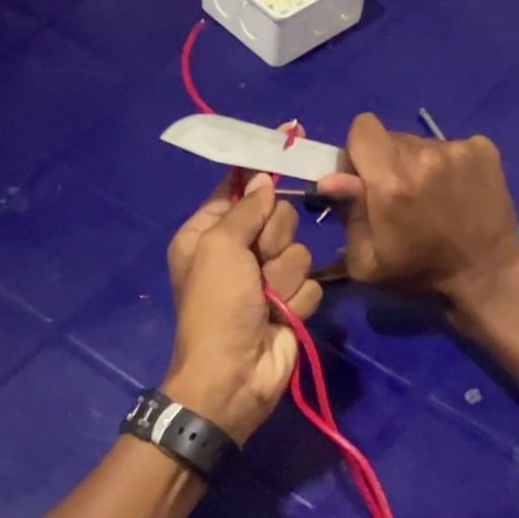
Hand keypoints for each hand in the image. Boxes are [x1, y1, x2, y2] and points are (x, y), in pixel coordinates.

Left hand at [163, 172, 324, 443]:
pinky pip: (312, 284)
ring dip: (283, 278)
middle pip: (278, 217)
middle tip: (255, 264)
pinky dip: (296, 302)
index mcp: (207, 234)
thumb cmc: (216, 307)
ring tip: (265, 302)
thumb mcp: (218, 245)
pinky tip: (281, 319)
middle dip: (272, 240)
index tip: (289, 142)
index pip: (238, 190)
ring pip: (300, 251)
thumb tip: (263, 177)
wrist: (233, 375)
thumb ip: (245, 207)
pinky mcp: (292, 305)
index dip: (259, 176)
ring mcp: (266, 281)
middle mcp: (237, 253)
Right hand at [317, 113, 518, 326]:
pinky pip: (452, 146)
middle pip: (391, 137)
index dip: (358, 151)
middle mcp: (424, 155)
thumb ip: (349, 215)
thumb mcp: (368, 262)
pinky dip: (448, 165)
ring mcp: (457, 149)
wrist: (484, 275)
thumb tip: (331, 179)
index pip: (362, 127)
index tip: (365, 178)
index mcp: (391, 182)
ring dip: (418, 165)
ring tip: (432, 199)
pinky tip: (456, 193)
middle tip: (400, 198)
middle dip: (387, 162)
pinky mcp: (483, 149)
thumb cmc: (420, 274)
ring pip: (421, 143)